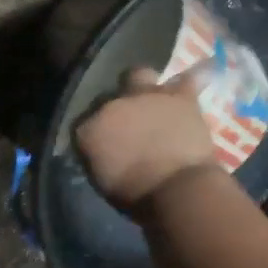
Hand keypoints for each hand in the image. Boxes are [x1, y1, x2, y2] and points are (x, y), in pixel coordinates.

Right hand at [74, 67, 217, 212]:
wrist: (175, 186)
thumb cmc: (133, 192)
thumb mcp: (101, 178)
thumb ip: (97, 155)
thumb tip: (101, 148)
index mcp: (89, 129)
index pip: (82, 123)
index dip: (92, 133)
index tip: (99, 144)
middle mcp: (112, 105)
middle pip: (106, 98)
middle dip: (113, 108)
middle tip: (123, 123)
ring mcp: (147, 96)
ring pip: (138, 75)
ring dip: (141, 85)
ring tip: (148, 99)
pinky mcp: (180, 96)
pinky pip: (185, 79)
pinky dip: (185, 84)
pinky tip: (185, 87)